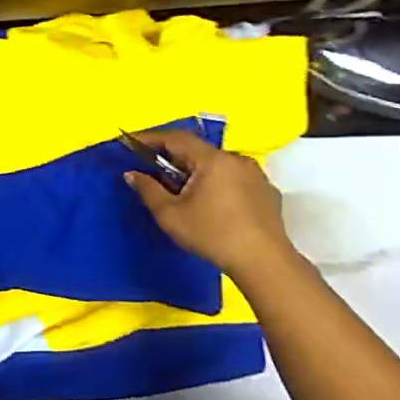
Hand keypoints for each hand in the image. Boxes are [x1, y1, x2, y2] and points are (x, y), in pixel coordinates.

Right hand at [122, 128, 297, 278]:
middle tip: (155, 174)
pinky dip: (217, 184)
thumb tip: (132, 173)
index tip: (132, 143)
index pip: (177, 138)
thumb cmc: (211, 234)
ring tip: (183, 193)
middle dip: (174, 159)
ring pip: (218, 165)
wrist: (264, 262)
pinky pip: (235, 179)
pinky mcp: (267, 192)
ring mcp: (256, 175)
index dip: (151, 138)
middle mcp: (237, 160)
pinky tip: (211, 205)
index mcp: (213, 160)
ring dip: (197, 172)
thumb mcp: (170, 214)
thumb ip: (148, 189)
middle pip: (198, 151)